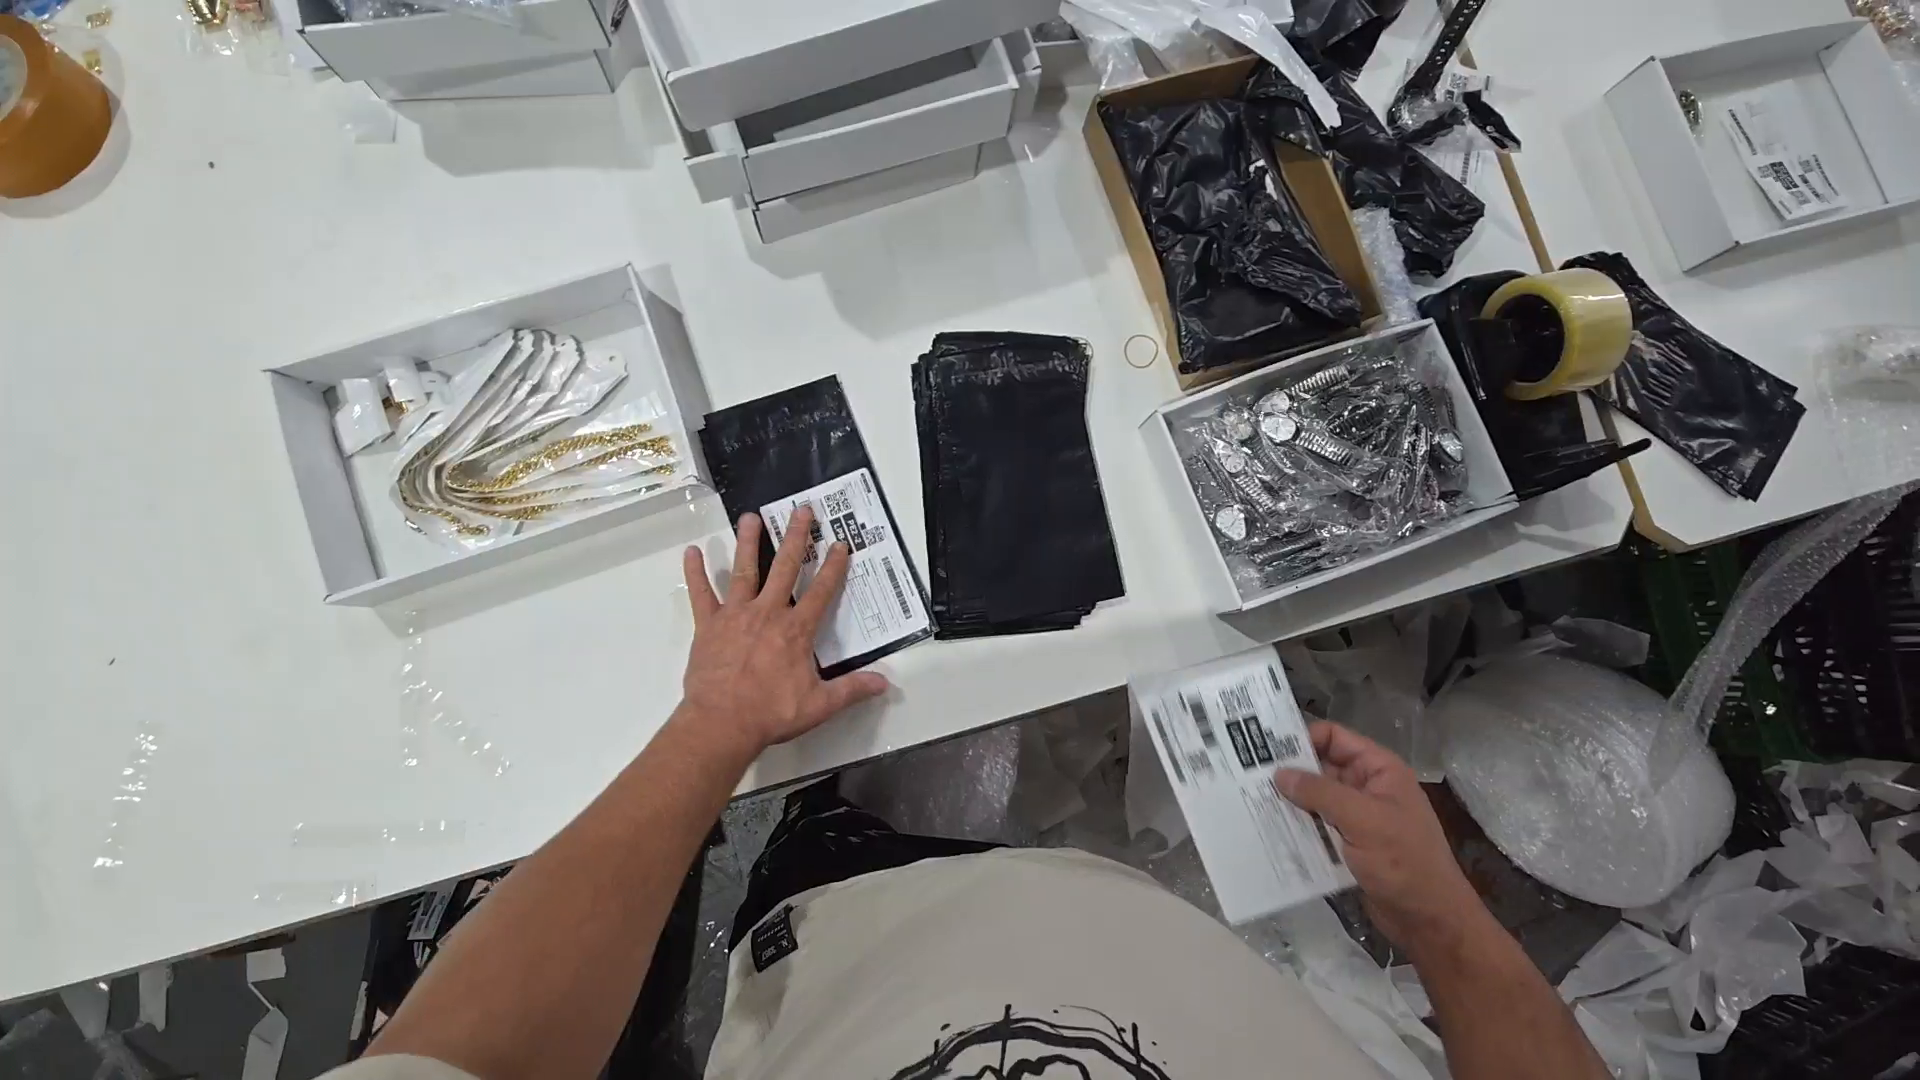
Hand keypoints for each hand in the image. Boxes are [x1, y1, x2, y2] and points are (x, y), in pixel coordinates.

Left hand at [678, 508, 888, 753]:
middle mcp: (768, 613)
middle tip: (802, 510)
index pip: (821, 591)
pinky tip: (691, 551)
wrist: (722, 723)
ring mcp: (735, 615)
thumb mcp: (819, 704)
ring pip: (744, 570)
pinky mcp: (708, 625)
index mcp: (796, 629)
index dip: (833, 567)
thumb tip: (884, 683)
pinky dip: (695, 572)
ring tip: (750, 516)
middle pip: (784, 567)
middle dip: (796, 537)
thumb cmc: (771, 713)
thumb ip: (852, 690)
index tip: (841, 544)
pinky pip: (701, 594)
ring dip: (748, 542)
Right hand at [1274, 721, 1485, 954]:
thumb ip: (1320, 793)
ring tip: (1251, 799)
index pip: (1333, 737)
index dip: (1302, 738)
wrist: (1429, 921)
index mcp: (1378, 770)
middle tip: (1248, 773)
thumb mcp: (1363, 820)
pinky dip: (1295, 824)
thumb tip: (1279, 774)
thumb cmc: (1403, 862)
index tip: (1266, 749)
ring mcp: (1356, 815)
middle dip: (1288, 771)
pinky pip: (1315, 823)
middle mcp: (1366, 786)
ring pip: (1313, 796)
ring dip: (1289, 800)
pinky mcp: (1346, 841)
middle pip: (1319, 766)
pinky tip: (1270, 827)